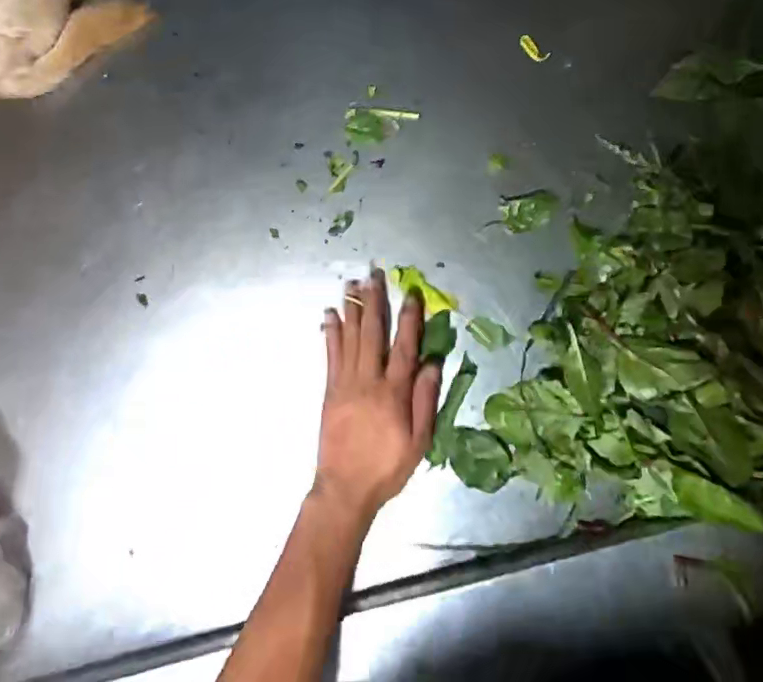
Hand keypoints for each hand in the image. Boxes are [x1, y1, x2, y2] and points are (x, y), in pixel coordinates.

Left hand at [313, 269, 442, 518]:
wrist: (345, 488)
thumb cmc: (388, 467)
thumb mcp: (419, 441)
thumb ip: (426, 400)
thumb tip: (432, 363)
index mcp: (395, 393)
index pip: (405, 347)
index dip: (409, 319)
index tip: (412, 294)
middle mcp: (369, 381)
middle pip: (373, 333)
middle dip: (375, 301)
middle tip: (375, 274)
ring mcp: (346, 382)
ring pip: (351, 337)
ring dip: (353, 308)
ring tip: (353, 283)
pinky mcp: (330, 389)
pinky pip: (331, 354)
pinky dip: (331, 332)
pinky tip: (330, 314)